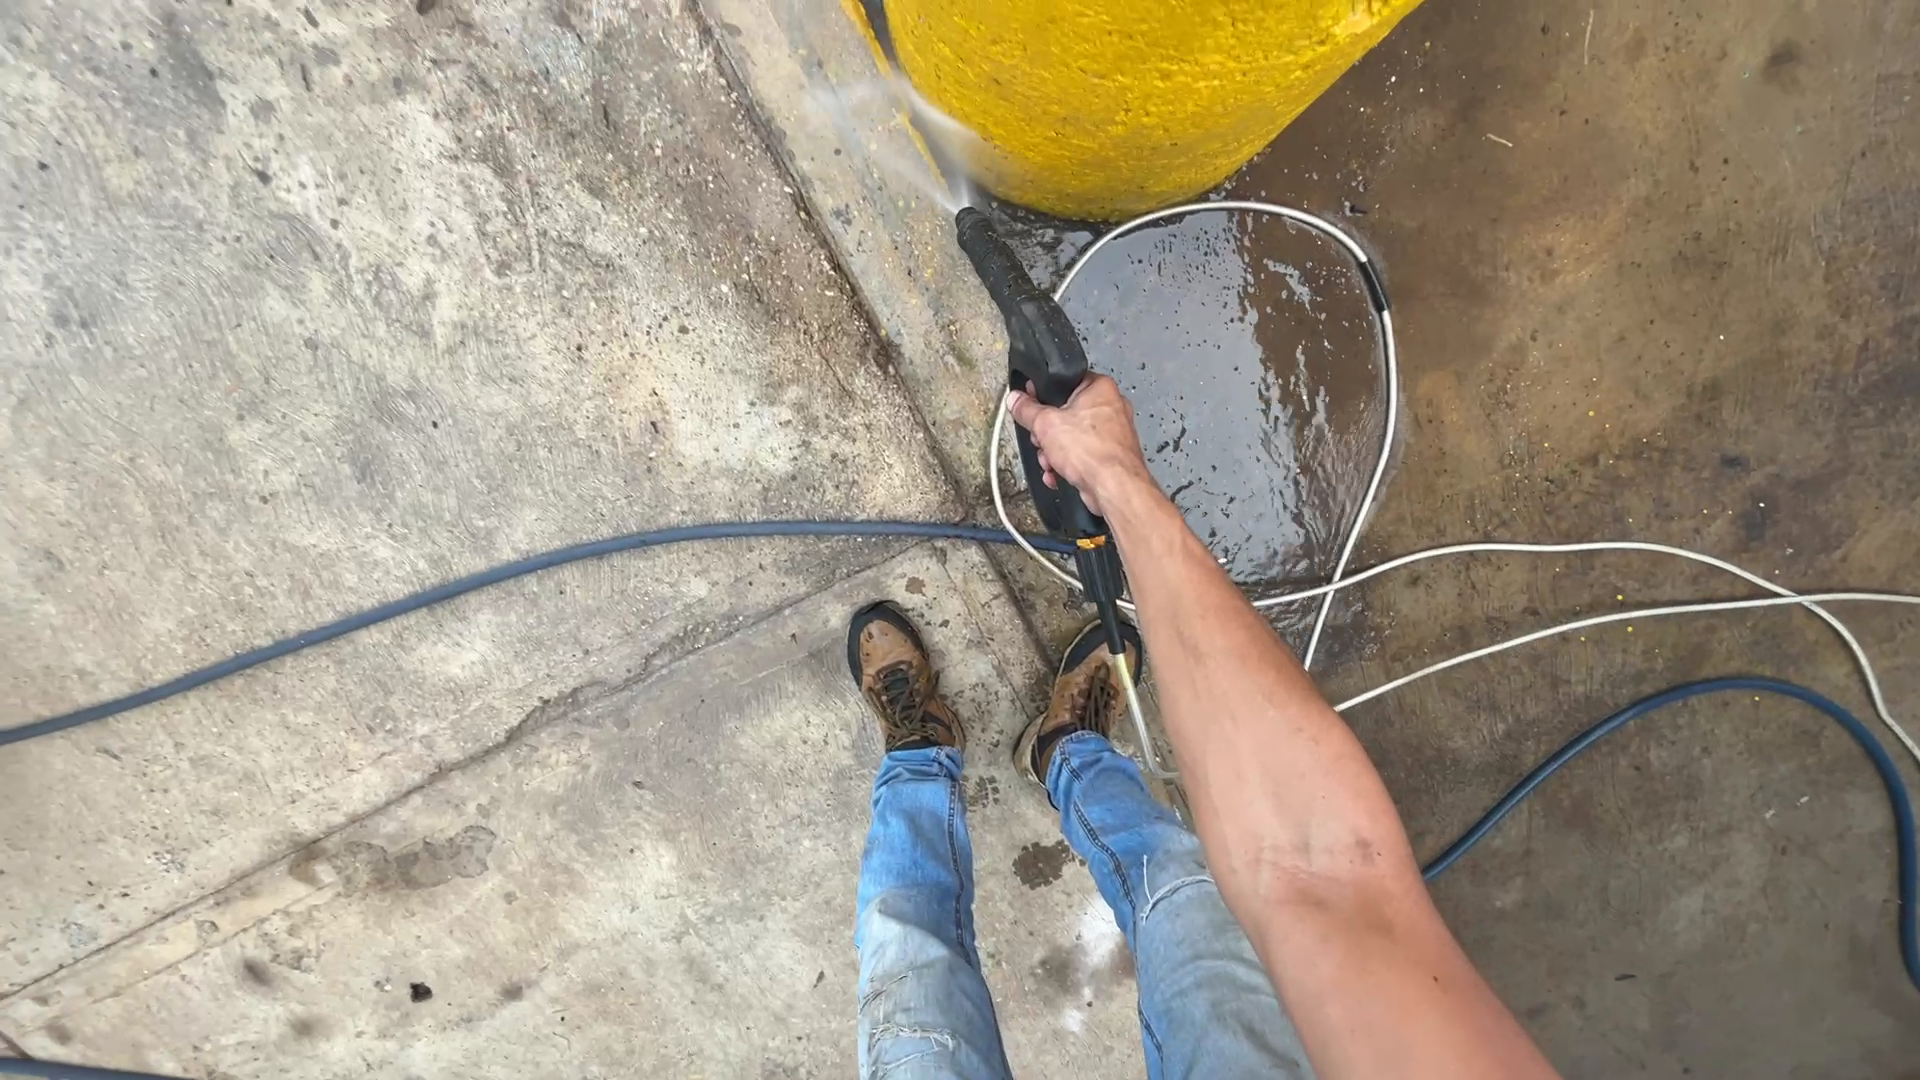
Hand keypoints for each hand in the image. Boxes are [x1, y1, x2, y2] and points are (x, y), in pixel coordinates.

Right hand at [1006, 374, 1156, 515]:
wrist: (1113, 487)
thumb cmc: (1093, 452)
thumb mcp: (1045, 424)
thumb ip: (1027, 409)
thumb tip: (1017, 400)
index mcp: (1100, 388)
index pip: (1064, 383)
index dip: (1043, 394)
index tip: (1030, 402)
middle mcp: (1111, 408)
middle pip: (1066, 414)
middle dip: (1047, 433)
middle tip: (1042, 439)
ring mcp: (1113, 434)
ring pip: (1072, 438)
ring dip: (1054, 453)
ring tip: (1052, 461)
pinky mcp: (1110, 456)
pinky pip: (1082, 456)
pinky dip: (1068, 465)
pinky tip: (1059, 474)